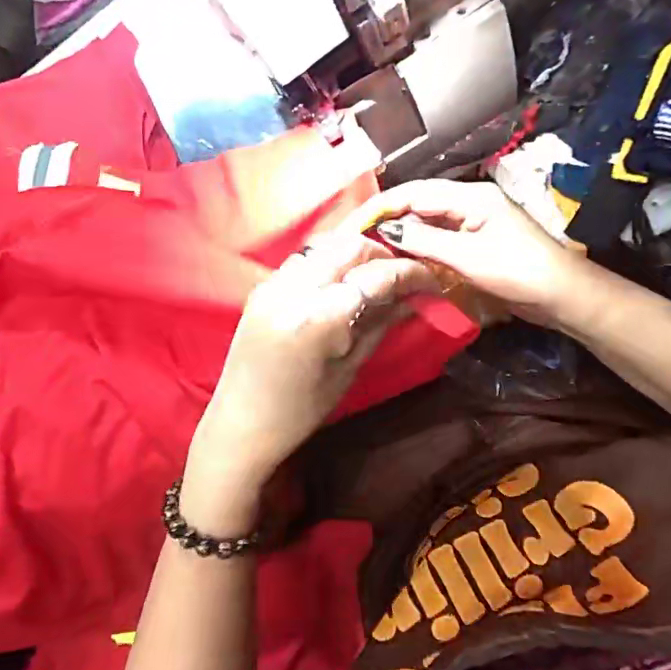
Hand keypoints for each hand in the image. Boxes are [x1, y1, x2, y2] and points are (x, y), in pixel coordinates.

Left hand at [183, 232, 437, 535]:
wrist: (240, 423)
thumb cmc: (300, 412)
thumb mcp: (348, 369)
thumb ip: (379, 323)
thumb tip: (415, 296)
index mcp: (317, 317)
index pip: (374, 275)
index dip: (408, 272)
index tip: (430, 280)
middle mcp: (291, 290)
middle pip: (347, 246)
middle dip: (380, 255)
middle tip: (401, 279)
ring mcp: (271, 286)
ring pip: (323, 248)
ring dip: (352, 257)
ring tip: (372, 282)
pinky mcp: (260, 289)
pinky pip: (301, 263)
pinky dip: (326, 266)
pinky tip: (338, 288)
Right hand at [345, 179, 606, 328]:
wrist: (564, 296)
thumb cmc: (519, 272)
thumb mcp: (467, 256)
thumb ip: (425, 240)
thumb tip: (385, 229)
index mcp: (470, 196)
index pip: (413, 193)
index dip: (380, 206)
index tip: (352, 224)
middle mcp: (469, 202)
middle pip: (417, 202)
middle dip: (385, 216)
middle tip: (354, 236)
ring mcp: (472, 221)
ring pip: (425, 219)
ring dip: (399, 230)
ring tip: (370, 245)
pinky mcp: (474, 240)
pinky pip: (437, 235)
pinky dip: (416, 243)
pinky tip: (399, 255)